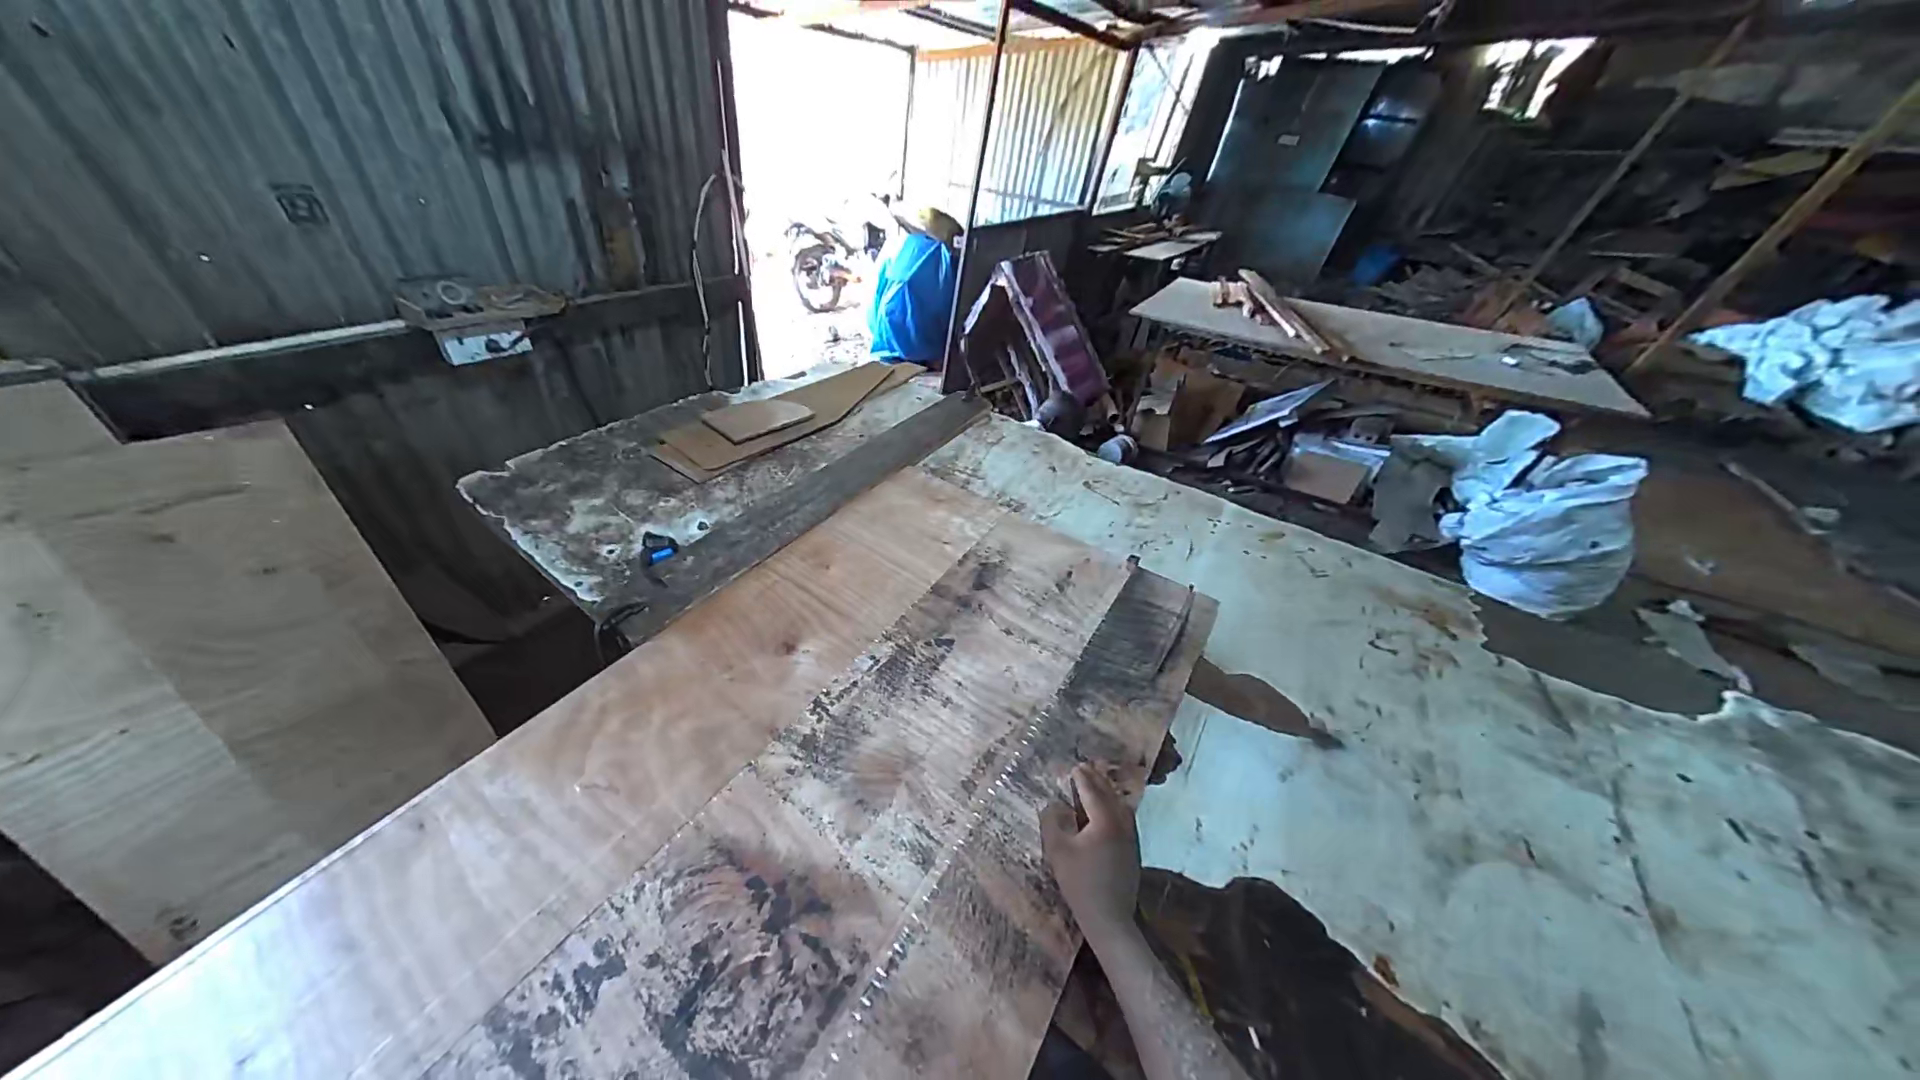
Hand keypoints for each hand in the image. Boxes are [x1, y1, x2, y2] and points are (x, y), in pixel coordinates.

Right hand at [1040, 762, 1140, 941]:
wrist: (1109, 918)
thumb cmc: (1080, 883)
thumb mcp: (1057, 851)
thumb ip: (1052, 822)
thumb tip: (1054, 804)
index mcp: (1105, 821)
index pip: (1092, 792)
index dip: (1082, 778)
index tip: (1074, 766)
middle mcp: (1122, 825)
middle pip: (1110, 795)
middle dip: (1097, 780)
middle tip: (1086, 767)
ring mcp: (1131, 839)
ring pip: (1121, 806)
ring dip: (1108, 792)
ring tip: (1098, 783)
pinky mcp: (1133, 852)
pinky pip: (1125, 818)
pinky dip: (1115, 806)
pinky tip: (1110, 811)